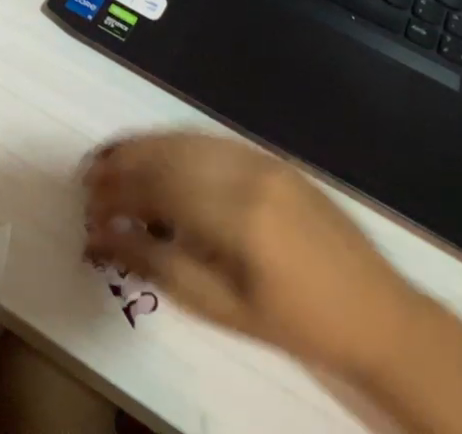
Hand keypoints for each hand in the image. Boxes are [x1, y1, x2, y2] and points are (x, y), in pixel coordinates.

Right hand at [82, 132, 410, 367]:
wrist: (375, 311)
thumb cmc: (294, 322)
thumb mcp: (221, 307)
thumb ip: (158, 266)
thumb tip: (104, 237)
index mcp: (236, 217)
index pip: (156, 190)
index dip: (115, 195)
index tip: (87, 206)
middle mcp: (247, 175)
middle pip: (168, 155)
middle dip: (122, 164)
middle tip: (90, 178)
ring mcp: (263, 161)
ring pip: (188, 140)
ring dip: (145, 146)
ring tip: (113, 161)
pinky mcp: (273, 159)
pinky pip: (213, 141)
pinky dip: (177, 143)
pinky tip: (159, 156)